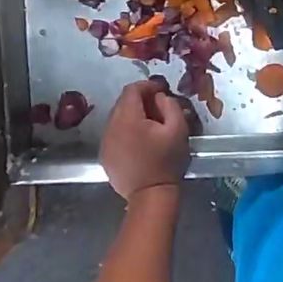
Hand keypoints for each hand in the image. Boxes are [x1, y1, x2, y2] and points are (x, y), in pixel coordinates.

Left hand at [100, 79, 190, 199]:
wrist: (150, 196)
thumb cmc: (166, 161)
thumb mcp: (178, 129)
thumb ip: (169, 105)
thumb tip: (159, 97)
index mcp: (127, 117)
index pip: (132, 90)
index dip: (147, 86)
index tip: (160, 90)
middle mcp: (110, 126)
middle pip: (123, 103)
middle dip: (140, 101)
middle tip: (157, 108)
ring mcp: (104, 141)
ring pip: (117, 119)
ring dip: (132, 117)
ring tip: (149, 126)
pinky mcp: (104, 155)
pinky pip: (114, 134)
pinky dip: (125, 132)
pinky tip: (138, 142)